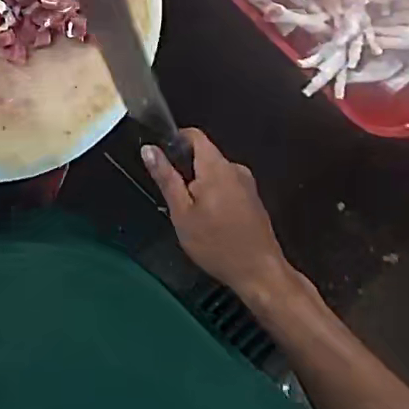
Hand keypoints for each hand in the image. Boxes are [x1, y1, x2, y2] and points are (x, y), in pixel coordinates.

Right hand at [143, 129, 295, 300]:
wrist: (260, 273)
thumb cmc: (216, 244)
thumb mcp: (182, 213)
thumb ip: (166, 178)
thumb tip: (149, 149)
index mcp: (216, 166)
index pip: (194, 135)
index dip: (175, 140)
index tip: (163, 160)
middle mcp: (235, 168)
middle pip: (204, 155)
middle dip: (187, 171)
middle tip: (176, 200)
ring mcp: (247, 183)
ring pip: (215, 173)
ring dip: (201, 187)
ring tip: (194, 217)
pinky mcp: (253, 199)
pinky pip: (228, 186)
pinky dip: (216, 196)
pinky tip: (212, 224)